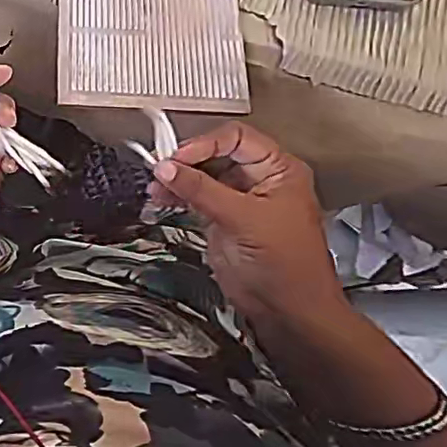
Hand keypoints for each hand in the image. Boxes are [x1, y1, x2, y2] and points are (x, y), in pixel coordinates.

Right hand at [147, 121, 342, 317]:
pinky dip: (178, 196)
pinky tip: (163, 197)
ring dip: (178, 179)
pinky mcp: (223, 219)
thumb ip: (202, 190)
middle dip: (187, 162)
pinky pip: (196, 197)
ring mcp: (240, 200)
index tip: (178, 158)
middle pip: (216, 155)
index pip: (237, 139)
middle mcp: (260, 180)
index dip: (205, 145)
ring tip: (157, 186)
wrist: (286, 307)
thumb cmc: (288, 266)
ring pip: (203, 177)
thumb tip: (169, 168)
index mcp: (279, 170)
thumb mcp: (242, 218)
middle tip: (162, 169)